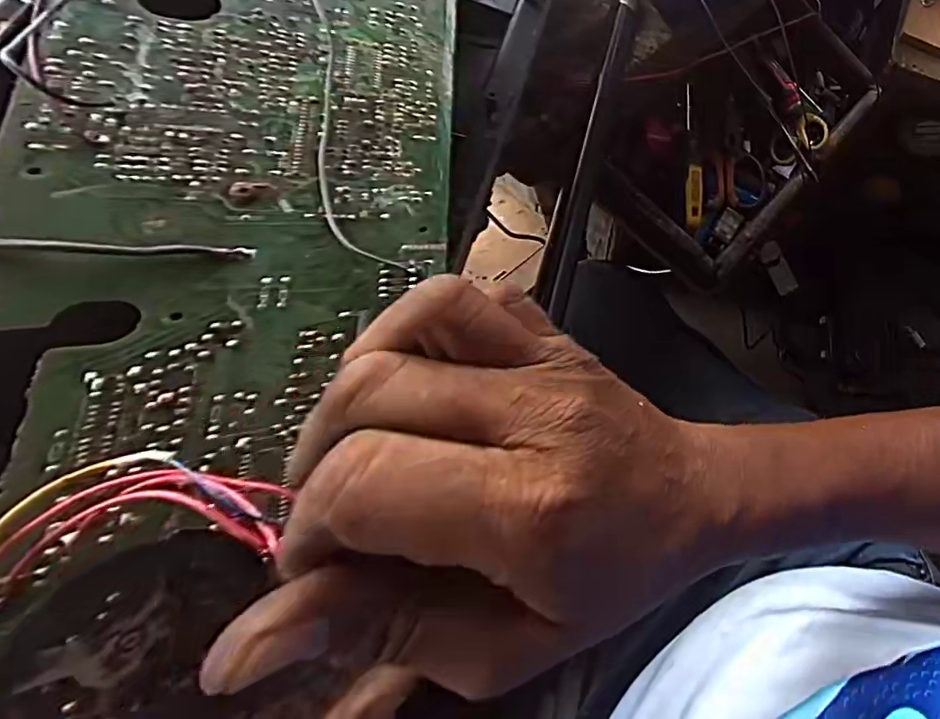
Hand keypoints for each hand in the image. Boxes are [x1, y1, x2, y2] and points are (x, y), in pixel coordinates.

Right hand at [199, 276, 724, 717]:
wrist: (698, 493)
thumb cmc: (617, 575)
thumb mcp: (509, 648)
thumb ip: (386, 636)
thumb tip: (242, 647)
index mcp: (530, 504)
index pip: (365, 481)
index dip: (308, 531)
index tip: (326, 568)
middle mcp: (540, 412)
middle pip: (371, 392)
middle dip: (320, 464)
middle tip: (346, 514)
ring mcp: (553, 360)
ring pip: (417, 319)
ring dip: (360, 380)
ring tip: (371, 440)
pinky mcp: (560, 337)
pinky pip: (478, 291)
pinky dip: (423, 323)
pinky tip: (419, 380)